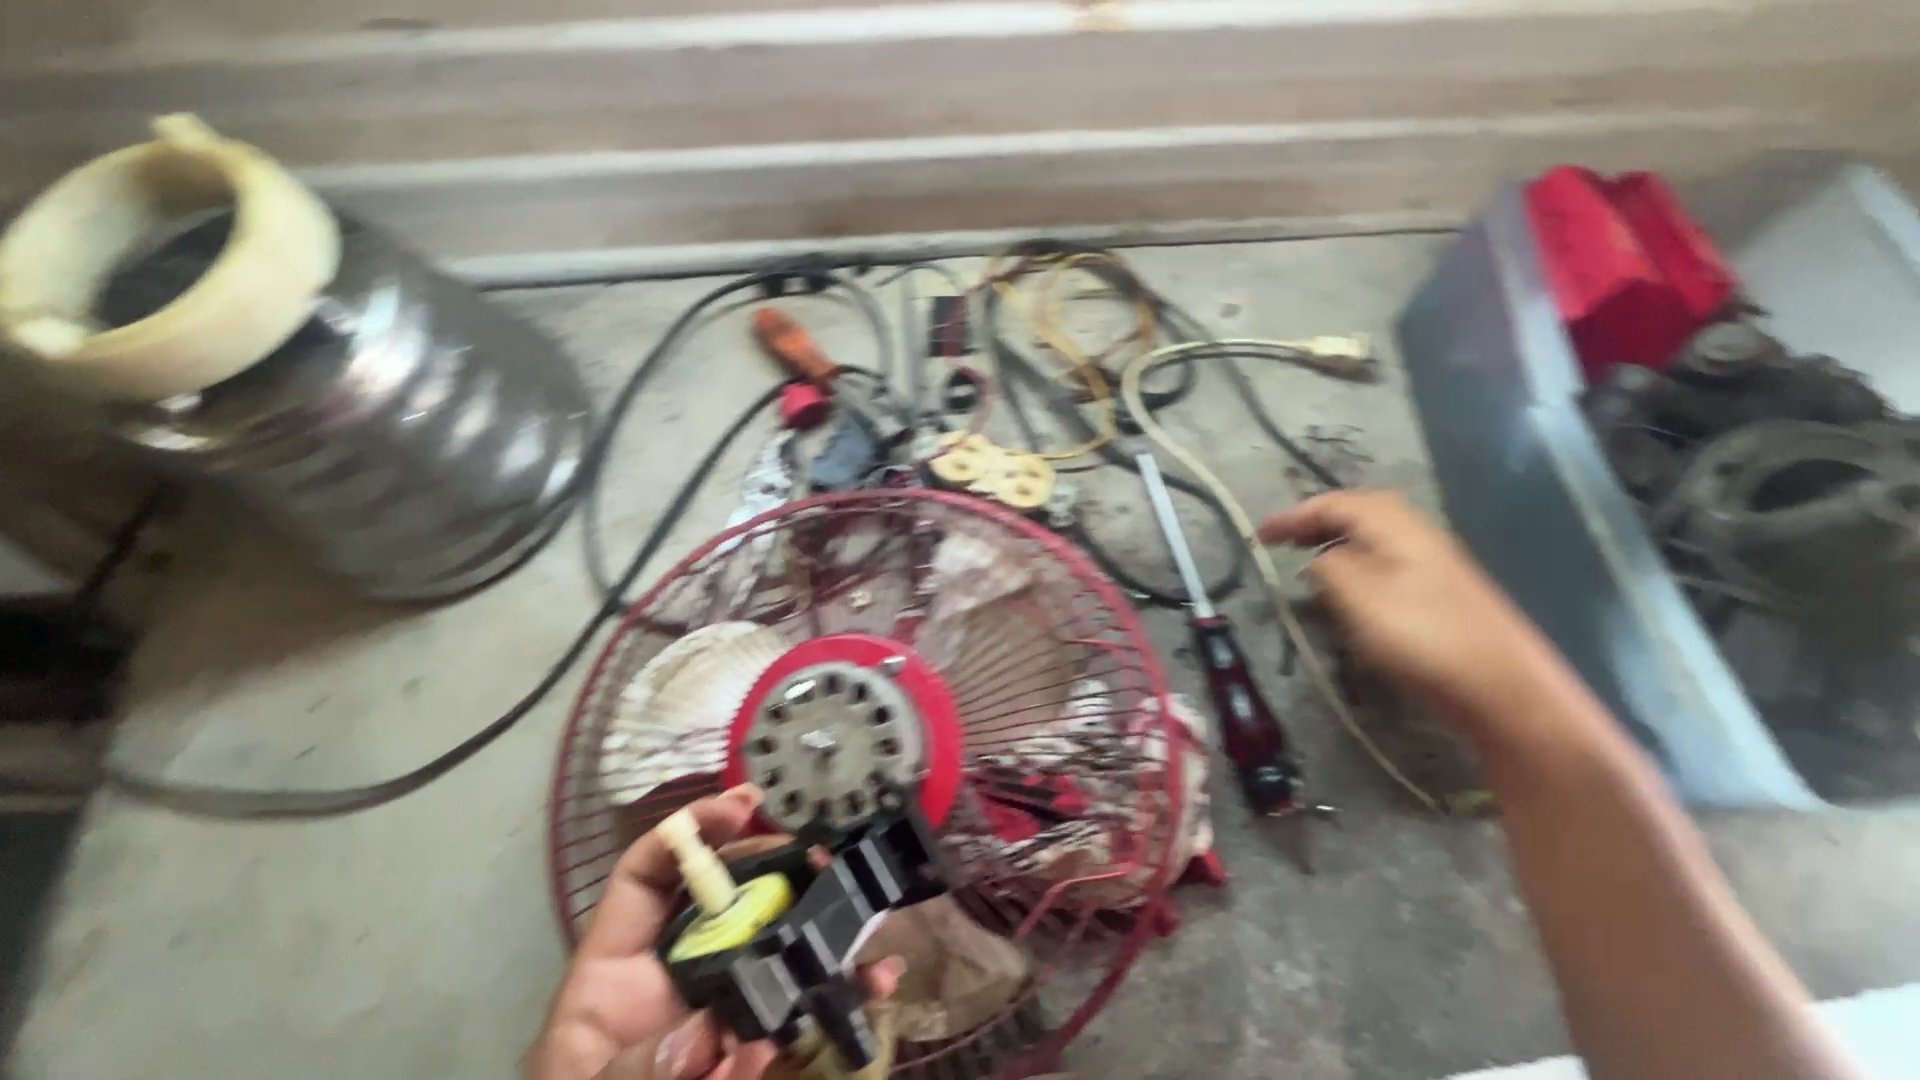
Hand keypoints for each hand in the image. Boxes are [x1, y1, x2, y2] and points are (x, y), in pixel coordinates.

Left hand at [528, 785, 902, 1079]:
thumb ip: (631, 1067)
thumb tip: (704, 1032)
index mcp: (616, 971)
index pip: (646, 876)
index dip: (689, 830)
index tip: (744, 805)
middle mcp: (672, 975)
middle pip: (722, 897)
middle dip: (772, 864)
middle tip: (818, 854)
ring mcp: (717, 1010)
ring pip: (771, 946)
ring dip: (818, 924)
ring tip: (859, 904)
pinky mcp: (751, 1046)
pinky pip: (798, 1009)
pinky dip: (839, 993)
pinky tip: (878, 981)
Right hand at [1258, 491, 1569, 731]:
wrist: (1500, 687)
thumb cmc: (1423, 638)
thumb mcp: (1361, 599)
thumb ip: (1330, 569)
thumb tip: (1317, 559)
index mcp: (1397, 529)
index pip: (1336, 504)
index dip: (1294, 515)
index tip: (1259, 535)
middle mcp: (1417, 536)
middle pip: (1361, 511)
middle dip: (1318, 519)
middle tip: (1284, 539)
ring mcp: (1432, 564)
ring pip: (1375, 536)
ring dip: (1337, 539)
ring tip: (1307, 558)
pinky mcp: (1438, 593)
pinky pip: (1385, 559)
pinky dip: (1356, 561)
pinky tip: (1348, 589)